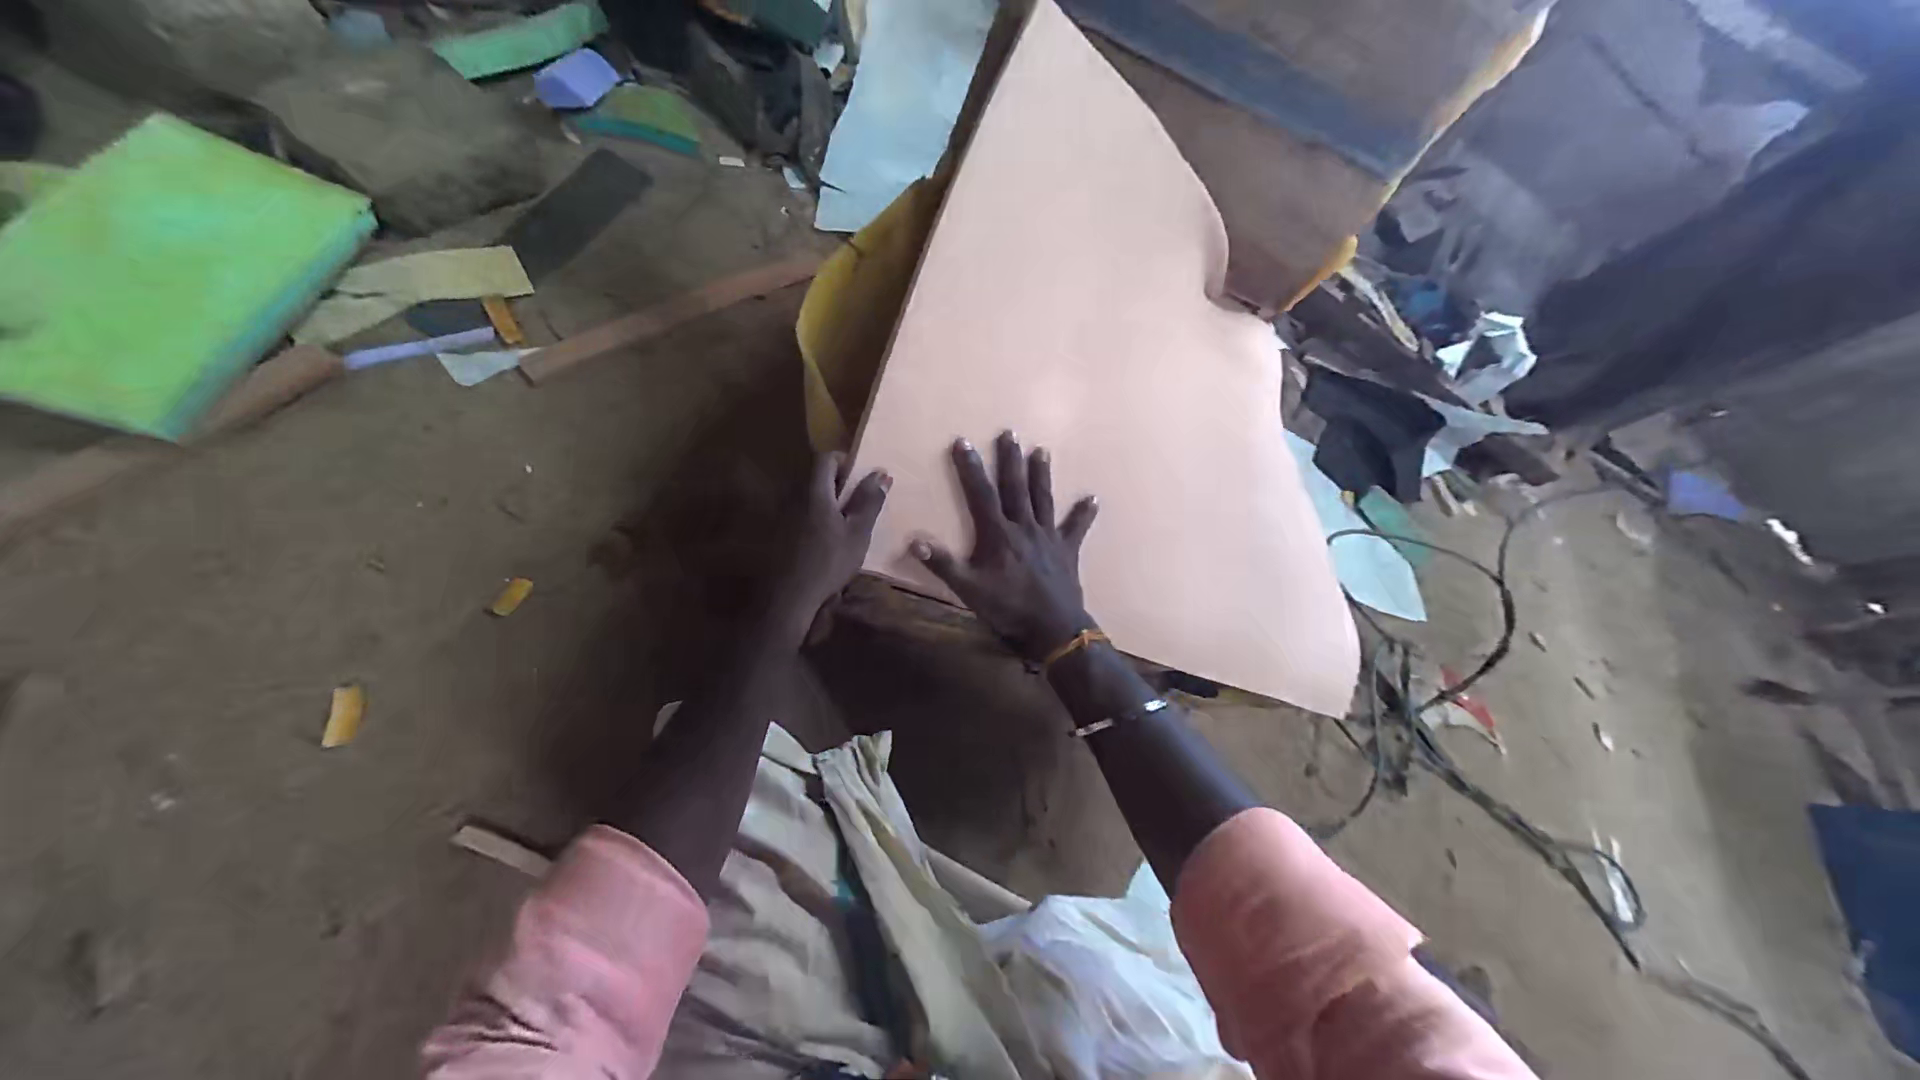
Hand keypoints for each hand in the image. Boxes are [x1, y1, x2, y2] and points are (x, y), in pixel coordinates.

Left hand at [769, 452, 888, 637]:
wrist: (789, 596)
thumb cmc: (829, 562)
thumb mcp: (857, 533)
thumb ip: (869, 502)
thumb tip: (882, 474)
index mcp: (814, 492)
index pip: (825, 458)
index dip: (844, 460)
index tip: (860, 476)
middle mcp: (794, 497)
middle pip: (815, 475)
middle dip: (838, 481)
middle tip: (858, 499)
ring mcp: (783, 514)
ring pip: (808, 494)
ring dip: (827, 499)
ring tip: (846, 519)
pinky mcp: (779, 531)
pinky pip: (800, 511)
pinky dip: (816, 514)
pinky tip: (827, 537)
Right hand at [912, 432, 1098, 660]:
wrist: (1053, 628)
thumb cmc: (1008, 608)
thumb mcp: (968, 589)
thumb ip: (943, 564)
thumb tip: (914, 541)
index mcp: (998, 534)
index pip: (981, 493)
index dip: (971, 468)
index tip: (964, 442)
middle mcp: (1024, 527)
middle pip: (1016, 487)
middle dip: (1010, 459)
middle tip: (1009, 433)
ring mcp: (1049, 537)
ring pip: (1044, 498)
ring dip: (1042, 474)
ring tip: (1042, 450)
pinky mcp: (1068, 550)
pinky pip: (1077, 528)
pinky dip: (1084, 514)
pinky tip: (1093, 499)